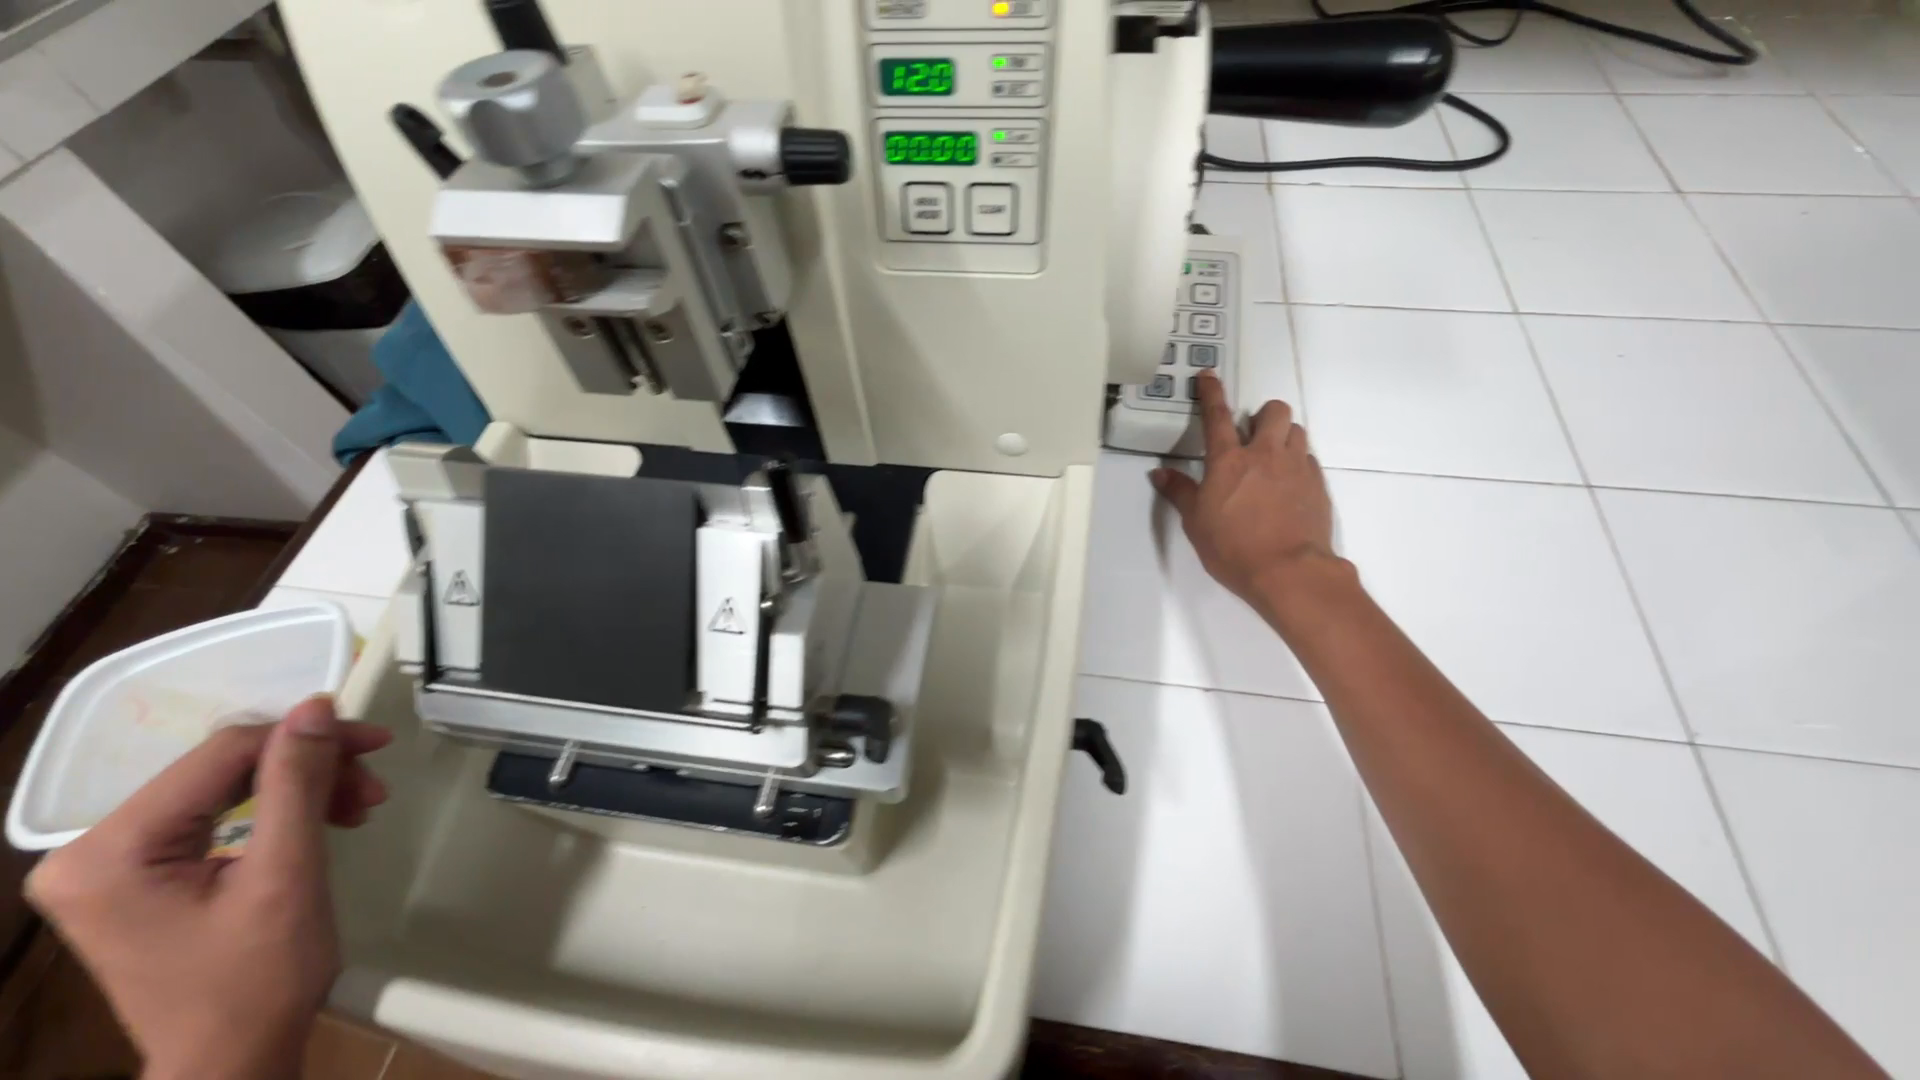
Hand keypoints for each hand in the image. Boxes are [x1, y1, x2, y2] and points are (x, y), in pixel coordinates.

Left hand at [26, 697, 391, 1079]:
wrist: (232, 1059)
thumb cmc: (258, 979)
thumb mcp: (286, 873)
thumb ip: (296, 782)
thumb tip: (317, 706)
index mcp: (109, 850)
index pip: (221, 754)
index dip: (305, 738)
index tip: (375, 743)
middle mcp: (89, 850)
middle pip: (221, 769)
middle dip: (308, 769)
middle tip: (371, 785)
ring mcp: (109, 865)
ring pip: (224, 787)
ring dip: (300, 788)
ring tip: (357, 806)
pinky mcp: (135, 876)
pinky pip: (213, 816)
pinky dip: (275, 812)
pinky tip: (319, 821)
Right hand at [1150, 371, 1338, 612]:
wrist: (1289, 571)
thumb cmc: (1233, 548)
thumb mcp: (1196, 523)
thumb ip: (1180, 493)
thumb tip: (1159, 474)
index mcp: (1228, 461)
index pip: (1217, 416)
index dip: (1211, 393)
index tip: (1209, 376)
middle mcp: (1265, 454)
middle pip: (1272, 411)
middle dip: (1262, 416)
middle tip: (1252, 436)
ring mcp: (1295, 467)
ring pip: (1296, 430)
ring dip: (1283, 436)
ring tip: (1272, 459)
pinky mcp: (1317, 485)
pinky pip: (1308, 459)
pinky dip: (1297, 463)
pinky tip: (1288, 485)